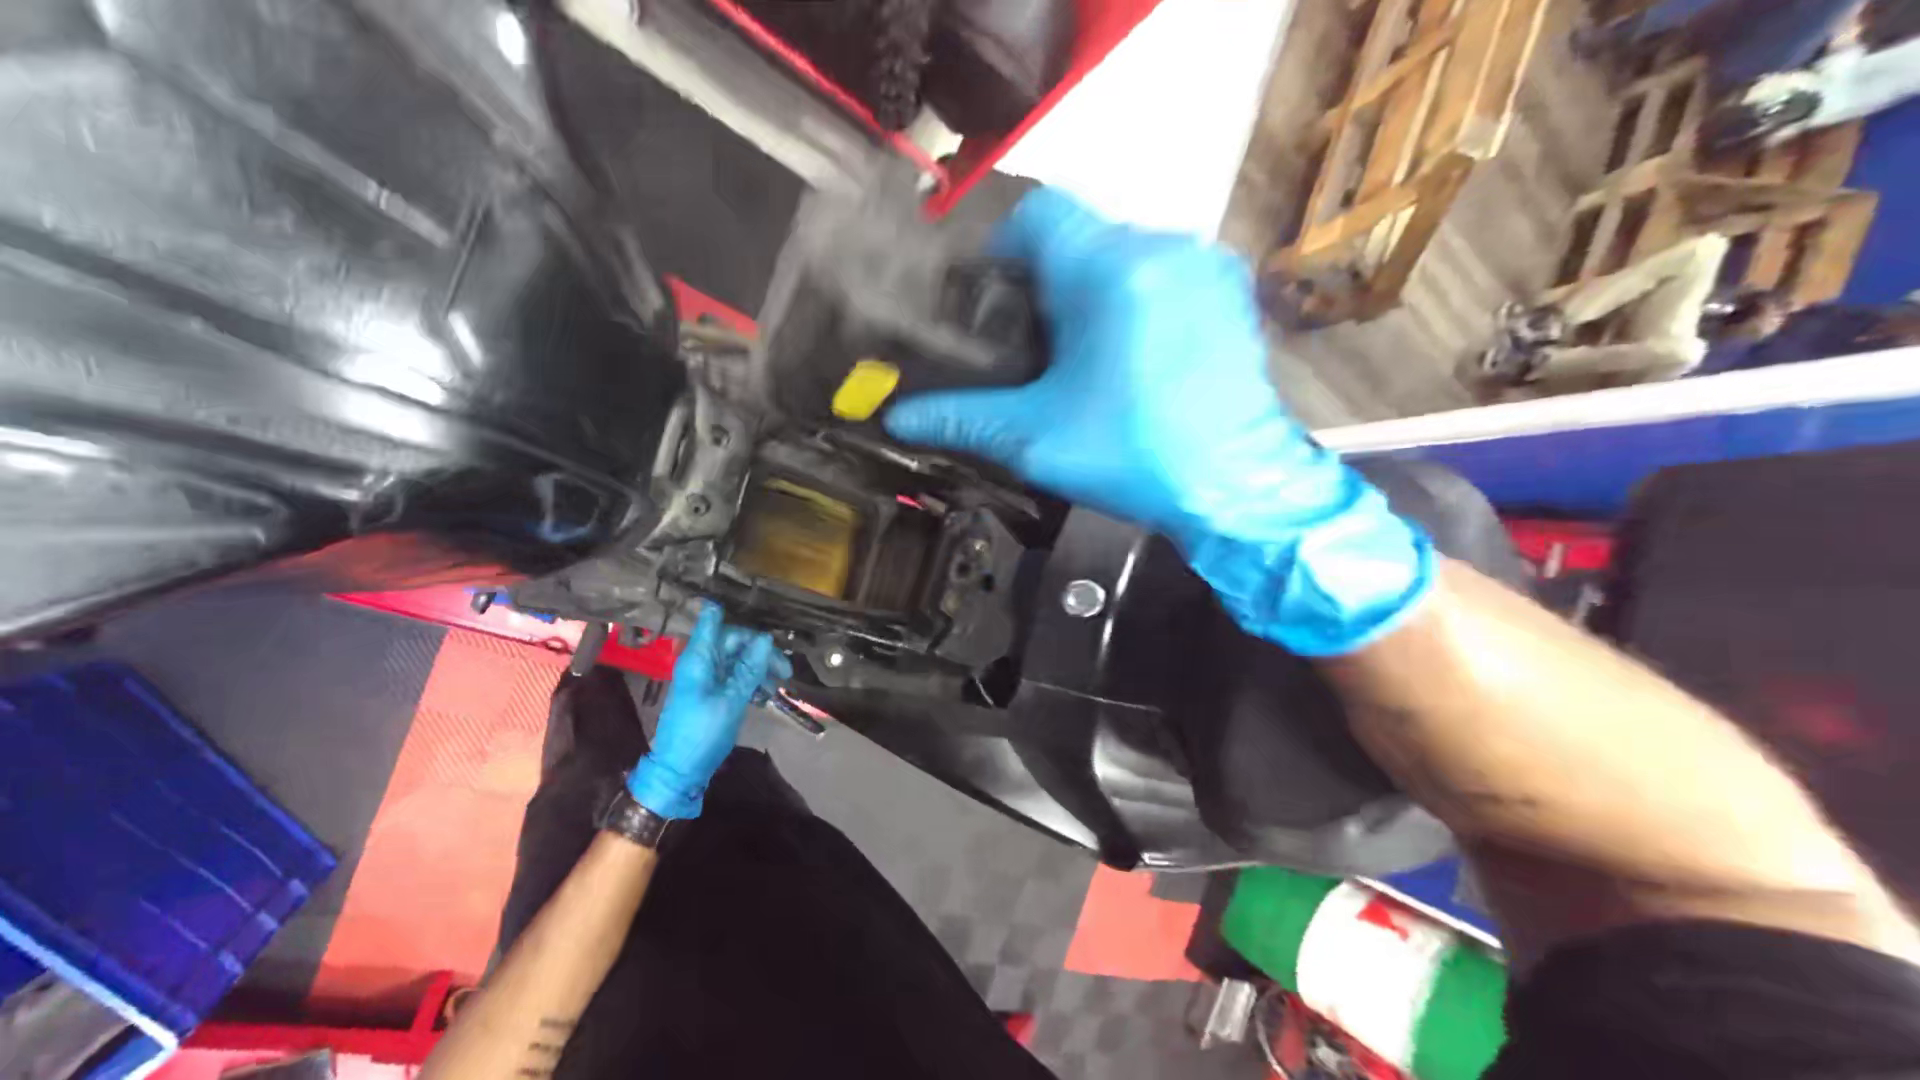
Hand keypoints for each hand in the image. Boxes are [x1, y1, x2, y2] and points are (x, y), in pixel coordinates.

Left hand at [625, 605, 792, 818]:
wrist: (679, 771)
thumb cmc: (702, 733)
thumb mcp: (731, 701)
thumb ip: (749, 669)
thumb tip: (766, 639)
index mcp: (699, 658)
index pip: (714, 620)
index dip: (732, 611)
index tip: (760, 614)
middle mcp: (700, 662)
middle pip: (733, 641)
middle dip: (760, 650)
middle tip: (785, 670)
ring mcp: (705, 678)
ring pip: (736, 660)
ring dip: (758, 667)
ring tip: (778, 684)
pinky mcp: (710, 693)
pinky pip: (733, 676)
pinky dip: (750, 681)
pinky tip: (765, 694)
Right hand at [884, 189, 1433, 655]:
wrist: (1240, 489)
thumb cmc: (1135, 457)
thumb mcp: (1037, 438)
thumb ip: (963, 418)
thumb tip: (897, 418)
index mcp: (1110, 271)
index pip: (1037, 213)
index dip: (1000, 248)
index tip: (990, 299)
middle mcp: (1162, 248)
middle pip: (1078, 235)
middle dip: (1043, 280)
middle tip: (1026, 340)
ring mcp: (1204, 266)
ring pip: (1121, 252)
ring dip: (1089, 290)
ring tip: (1075, 353)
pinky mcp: (1228, 290)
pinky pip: (1161, 271)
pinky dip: (1132, 298)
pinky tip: (1125, 353)